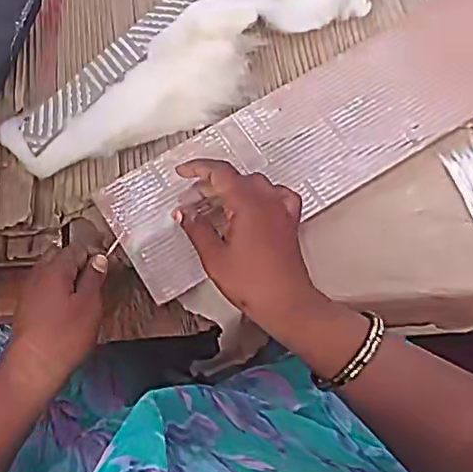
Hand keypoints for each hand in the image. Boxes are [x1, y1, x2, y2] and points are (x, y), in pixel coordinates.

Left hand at [0, 233, 110, 397]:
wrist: (32, 367)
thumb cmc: (64, 337)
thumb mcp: (89, 305)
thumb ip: (94, 278)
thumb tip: (98, 259)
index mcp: (54, 268)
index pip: (77, 248)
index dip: (95, 253)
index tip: (109, 266)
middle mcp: (37, 274)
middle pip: (61, 257)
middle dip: (80, 264)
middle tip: (99, 281)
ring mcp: (28, 290)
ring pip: (52, 273)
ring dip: (69, 279)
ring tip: (86, 297)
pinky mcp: (25, 307)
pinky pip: (44, 289)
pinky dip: (58, 292)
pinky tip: (68, 310)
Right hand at [174, 160, 338, 338]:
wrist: (286, 303)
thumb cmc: (256, 284)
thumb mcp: (214, 256)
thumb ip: (197, 229)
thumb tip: (185, 214)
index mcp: (247, 204)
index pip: (220, 172)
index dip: (198, 168)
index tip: (184, 171)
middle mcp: (267, 202)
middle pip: (236, 177)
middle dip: (210, 182)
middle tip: (192, 196)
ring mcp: (281, 211)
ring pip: (255, 184)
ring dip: (233, 188)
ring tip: (214, 202)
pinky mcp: (288, 222)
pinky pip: (276, 195)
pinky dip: (260, 195)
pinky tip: (251, 205)